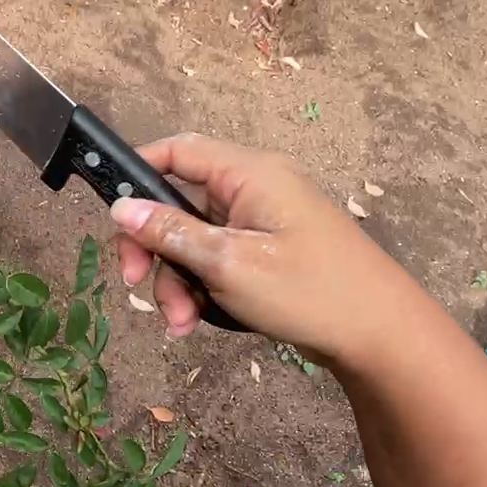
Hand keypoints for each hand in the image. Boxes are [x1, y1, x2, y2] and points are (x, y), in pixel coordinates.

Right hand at [108, 134, 435, 367]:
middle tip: (134, 285)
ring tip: (181, 322)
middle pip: (174, 207)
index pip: (178, 151)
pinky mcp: (258, 252)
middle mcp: (250, 191)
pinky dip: (196, 290)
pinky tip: (195, 320)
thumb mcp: (227, 263)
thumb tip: (120, 208)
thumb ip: (170, 233)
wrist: (374, 334)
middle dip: (152, 252)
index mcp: (249, 176)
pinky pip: (208, 262)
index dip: (137, 172)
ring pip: (187, 243)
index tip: (112, 215)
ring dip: (173, 283)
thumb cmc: (306, 291)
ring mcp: (254, 223)